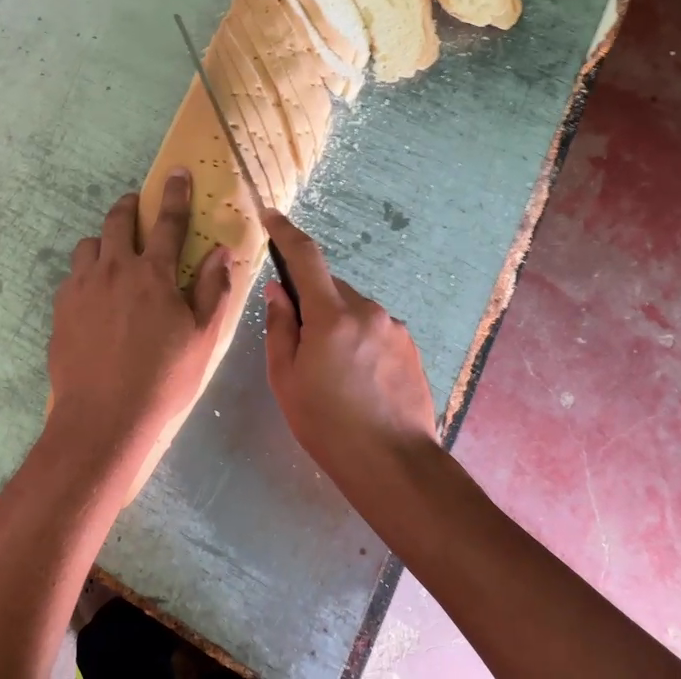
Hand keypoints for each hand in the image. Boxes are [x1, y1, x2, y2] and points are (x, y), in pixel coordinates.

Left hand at [46, 168, 233, 447]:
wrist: (103, 420)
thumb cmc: (163, 380)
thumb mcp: (202, 338)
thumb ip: (212, 289)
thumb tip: (219, 251)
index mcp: (152, 274)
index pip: (167, 222)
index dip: (174, 194)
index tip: (176, 172)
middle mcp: (113, 269)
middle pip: (117, 221)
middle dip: (129, 206)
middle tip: (136, 207)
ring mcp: (81, 287)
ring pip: (88, 245)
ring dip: (103, 242)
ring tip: (114, 257)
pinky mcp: (61, 309)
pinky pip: (73, 276)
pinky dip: (87, 273)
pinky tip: (95, 296)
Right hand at [262, 211, 439, 480]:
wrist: (394, 465)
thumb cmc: (327, 425)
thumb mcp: (286, 379)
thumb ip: (280, 327)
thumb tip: (278, 291)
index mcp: (331, 315)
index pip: (306, 257)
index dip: (285, 232)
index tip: (270, 215)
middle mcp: (367, 311)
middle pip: (330, 288)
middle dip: (312, 302)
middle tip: (298, 343)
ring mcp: (393, 328)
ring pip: (352, 311)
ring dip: (336, 325)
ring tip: (331, 373)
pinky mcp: (410, 348)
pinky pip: (373, 330)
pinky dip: (358, 341)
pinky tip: (357, 381)